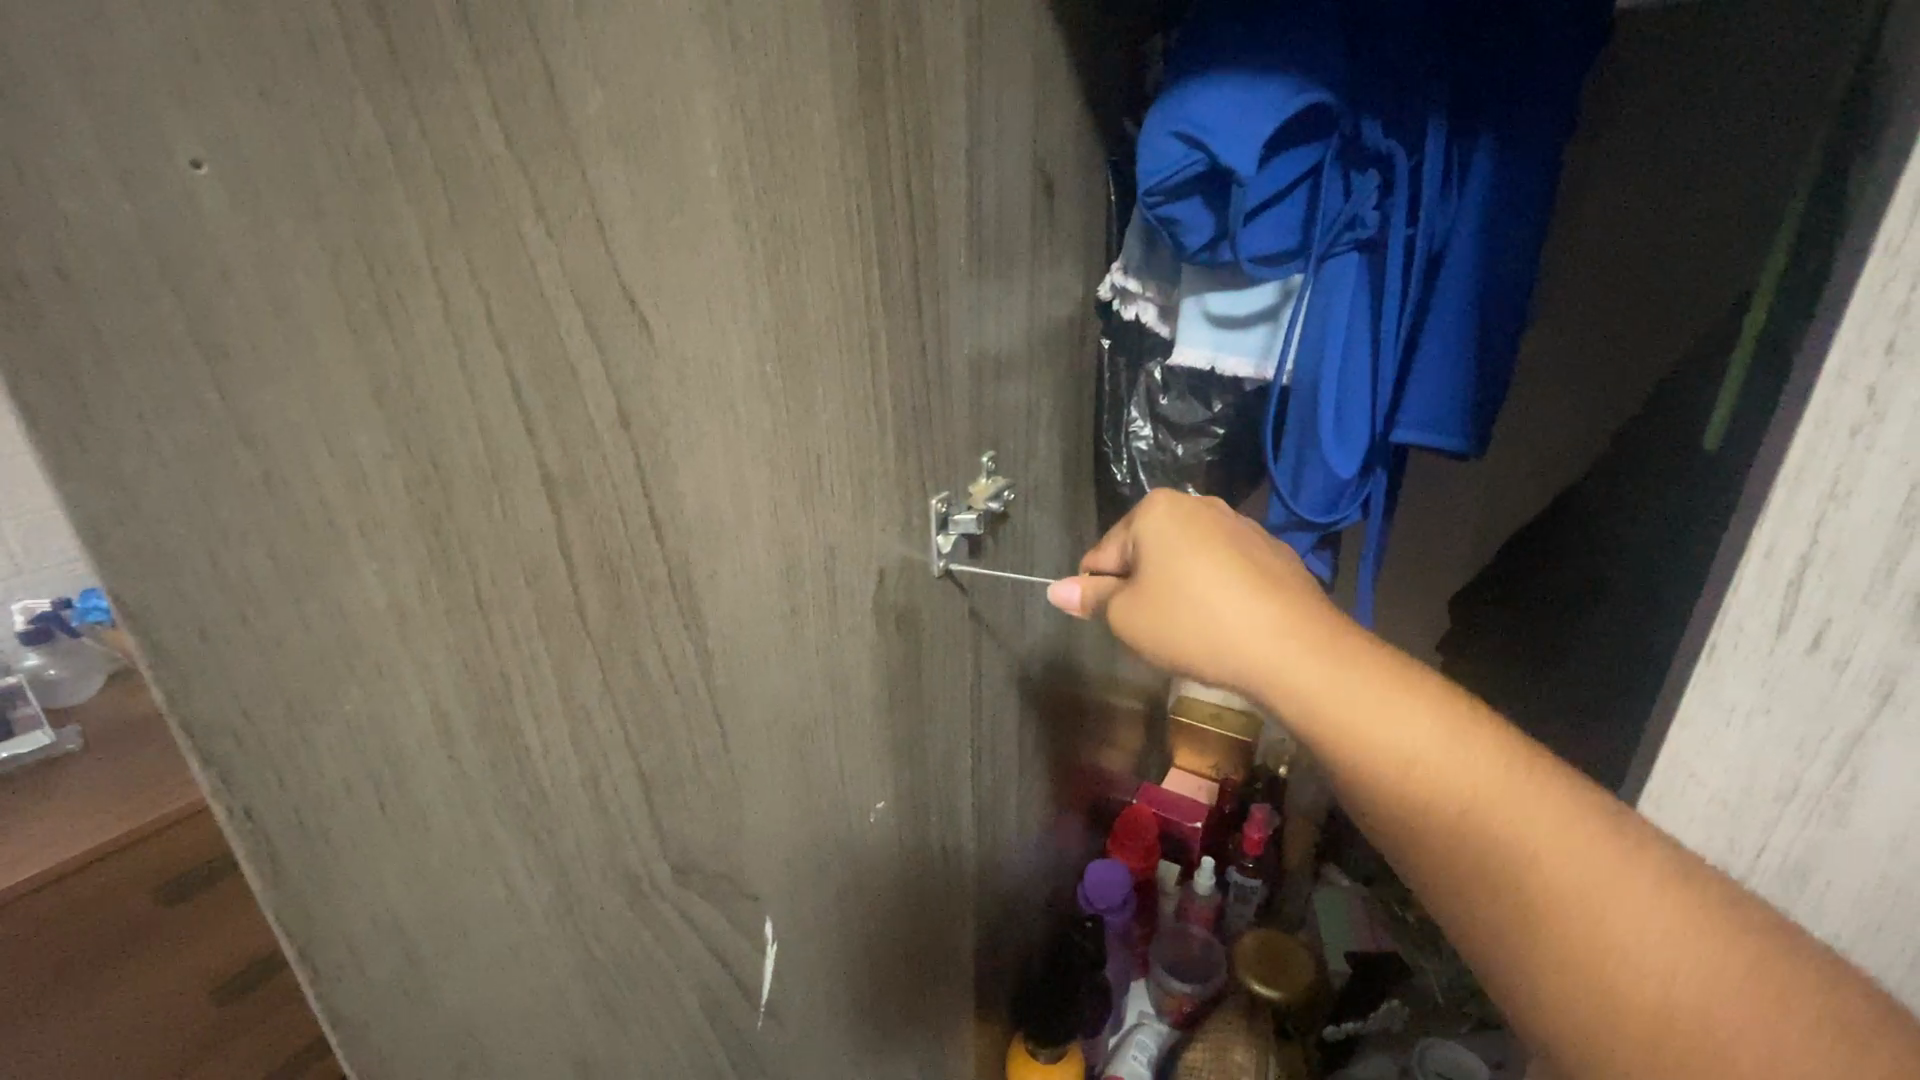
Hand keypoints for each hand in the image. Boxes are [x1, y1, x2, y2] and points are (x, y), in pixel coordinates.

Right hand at [1047, 489, 1348, 698]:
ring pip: (1187, 560)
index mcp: (1155, 510)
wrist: (1293, 646)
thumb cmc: (1193, 625)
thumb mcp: (1127, 617)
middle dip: (1142, 587)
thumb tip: (1055, 590)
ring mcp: (1241, 525)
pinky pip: (1225, 570)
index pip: (1102, 553)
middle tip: (1156, 630)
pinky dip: (1217, 592)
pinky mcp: (1273, 551)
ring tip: (1194, 631)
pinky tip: (1228, 625)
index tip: (1121, 624)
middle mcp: (1198, 504)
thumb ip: (1091, 598)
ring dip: (1179, 589)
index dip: (1101, 592)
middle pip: (1146, 551)